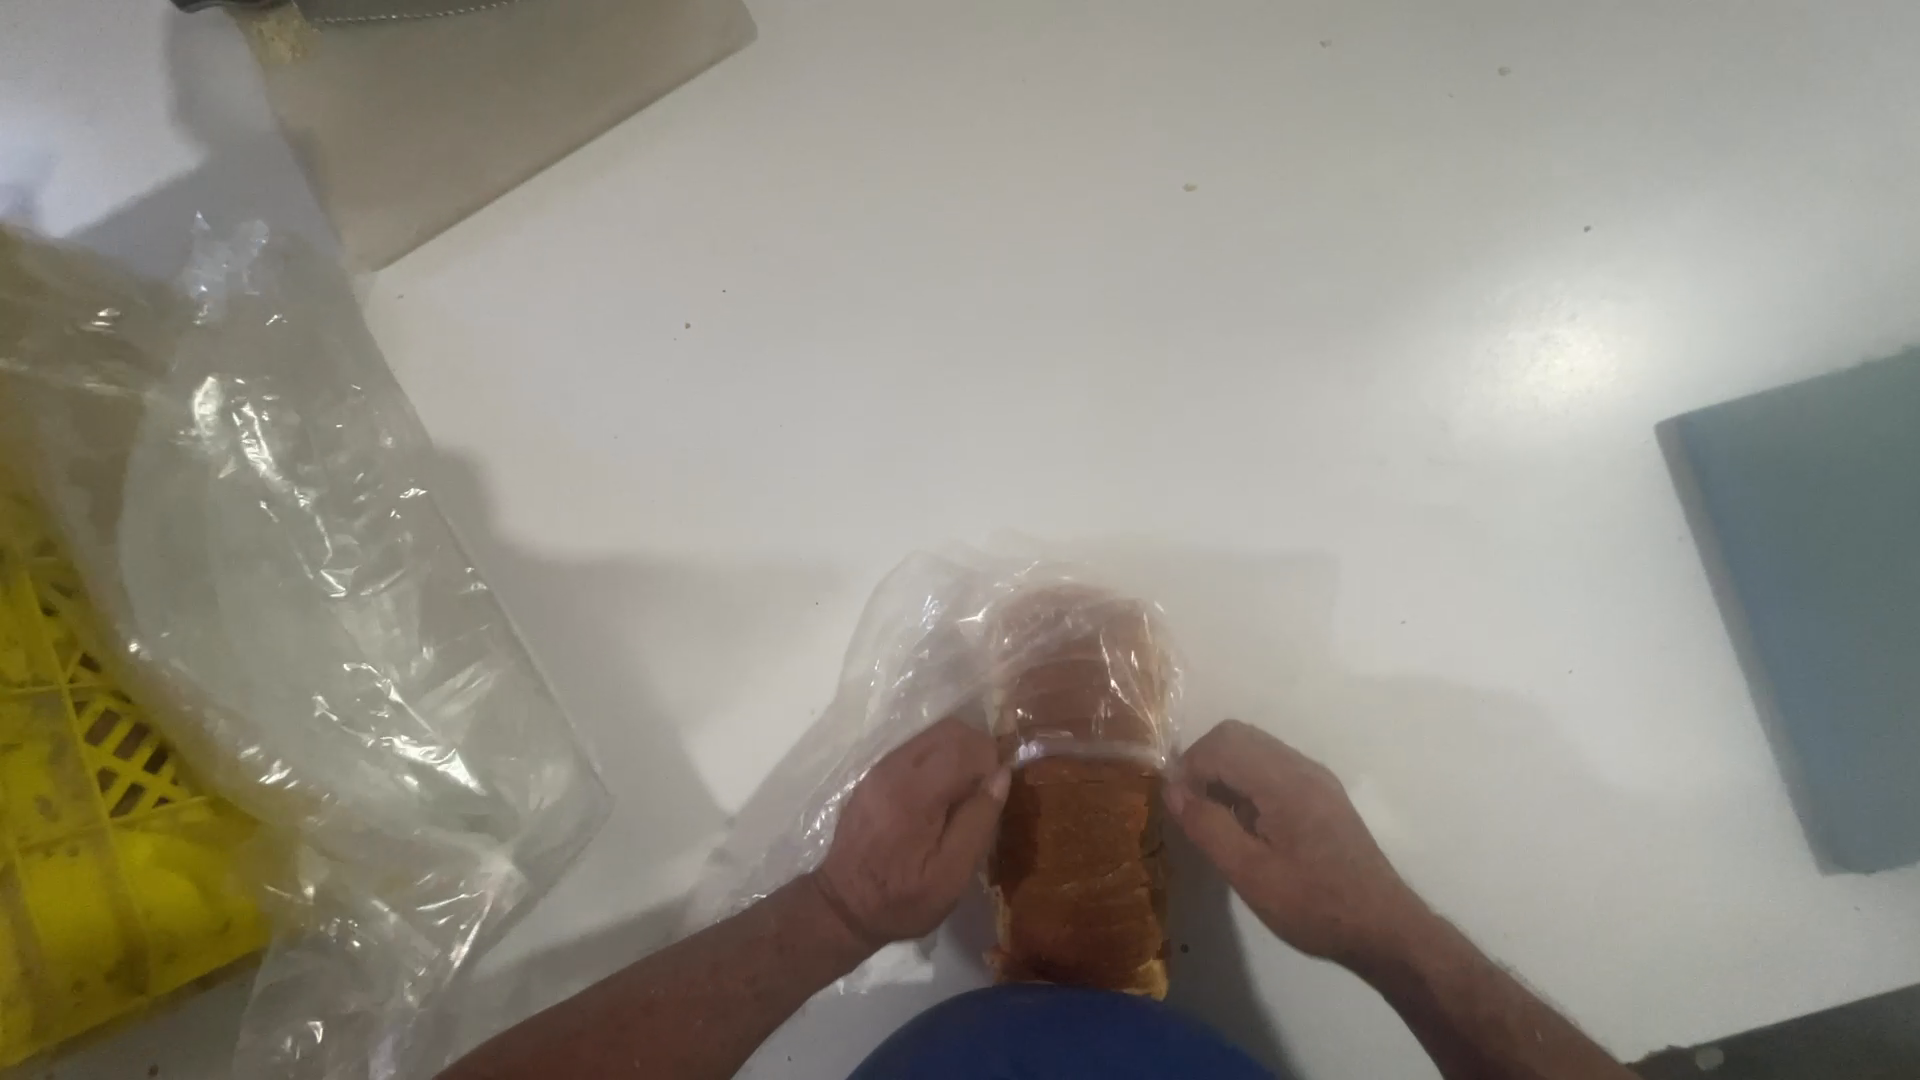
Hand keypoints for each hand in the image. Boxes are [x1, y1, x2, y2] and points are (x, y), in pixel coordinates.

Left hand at [813, 717, 1010, 945]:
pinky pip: (917, 749)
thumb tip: (1001, 774)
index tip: (996, 788)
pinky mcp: (875, 773)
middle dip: (976, 750)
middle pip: (949, 729)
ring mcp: (880, 767)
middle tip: (983, 789)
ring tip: (962, 795)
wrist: (844, 907)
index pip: (963, 745)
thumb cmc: (902, 899)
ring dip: (957, 754)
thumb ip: (979, 820)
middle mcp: (894, 768)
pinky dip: (938, 760)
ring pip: (933, 735)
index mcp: (913, 793)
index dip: (990, 759)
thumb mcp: (952, 875)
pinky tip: (939, 798)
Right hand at [1165, 719, 1424, 963]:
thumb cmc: (1315, 906)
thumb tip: (1172, 790)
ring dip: (1224, 770)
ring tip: (1217, 817)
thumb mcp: (1250, 875)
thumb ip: (1207, 826)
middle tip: (1193, 806)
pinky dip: (1245, 779)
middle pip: (1235, 735)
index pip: (1221, 745)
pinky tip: (1247, 822)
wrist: (1386, 931)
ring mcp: (1314, 778)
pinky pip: (1270, 764)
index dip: (1188, 768)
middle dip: (1203, 762)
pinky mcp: (1321, 792)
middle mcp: (1301, 767)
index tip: (1179, 806)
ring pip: (1252, 746)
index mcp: (1285, 782)